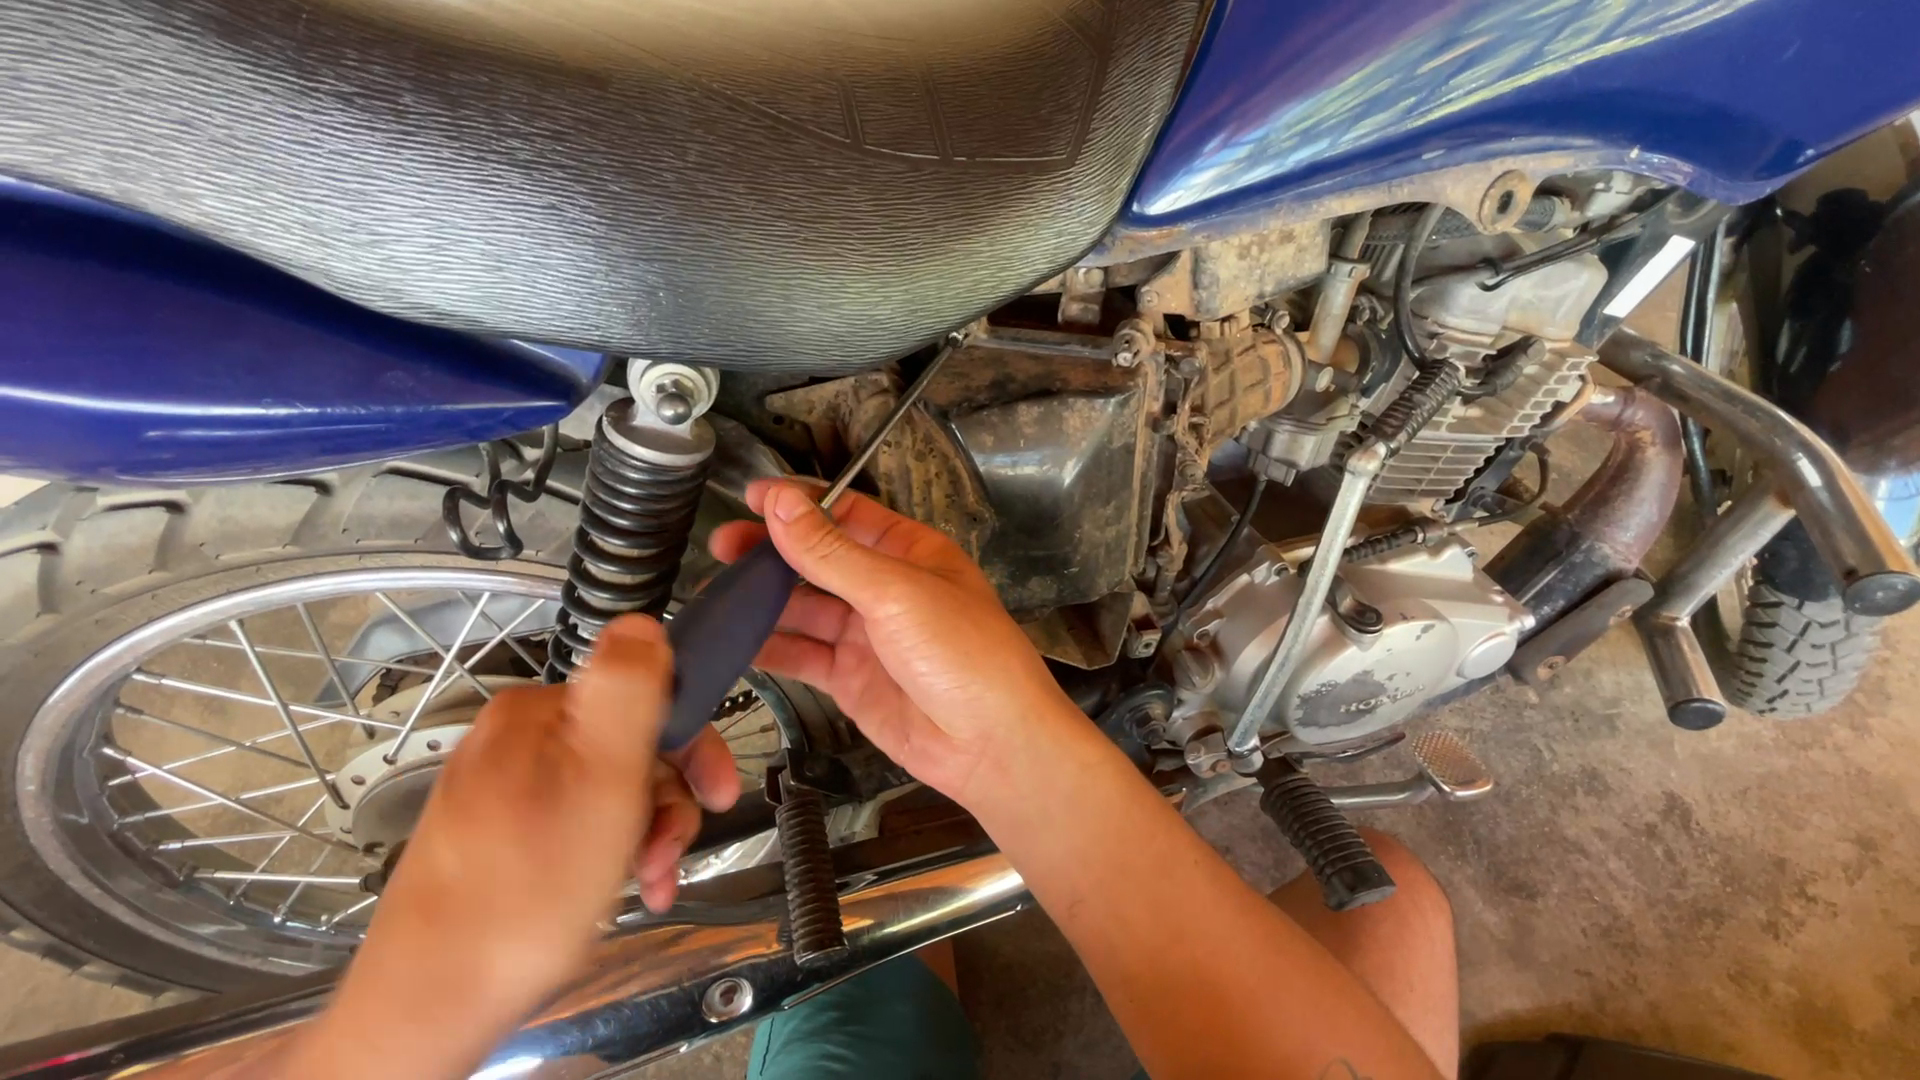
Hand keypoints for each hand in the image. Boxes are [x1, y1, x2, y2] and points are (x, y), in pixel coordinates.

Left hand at [282, 617, 737, 1079]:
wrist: (425, 1010)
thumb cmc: (528, 892)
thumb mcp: (601, 779)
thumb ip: (628, 691)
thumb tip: (643, 621)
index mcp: (537, 714)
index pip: (644, 699)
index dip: (693, 746)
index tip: (721, 794)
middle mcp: (516, 742)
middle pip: (629, 750)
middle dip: (668, 802)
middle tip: (674, 853)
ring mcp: (502, 792)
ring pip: (609, 793)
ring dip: (646, 835)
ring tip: (650, 883)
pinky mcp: (495, 840)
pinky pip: (575, 828)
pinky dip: (610, 856)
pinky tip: (622, 892)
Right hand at [709, 479, 1083, 809]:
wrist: (991, 744)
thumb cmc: (962, 652)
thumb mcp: (896, 592)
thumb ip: (831, 552)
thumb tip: (780, 502)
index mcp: (908, 551)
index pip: (845, 513)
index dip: (798, 505)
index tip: (750, 498)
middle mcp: (885, 588)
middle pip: (817, 560)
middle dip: (771, 553)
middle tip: (722, 548)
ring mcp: (866, 635)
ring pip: (804, 608)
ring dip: (763, 600)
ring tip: (717, 593)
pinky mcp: (850, 679)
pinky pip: (803, 654)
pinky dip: (771, 647)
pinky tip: (736, 640)